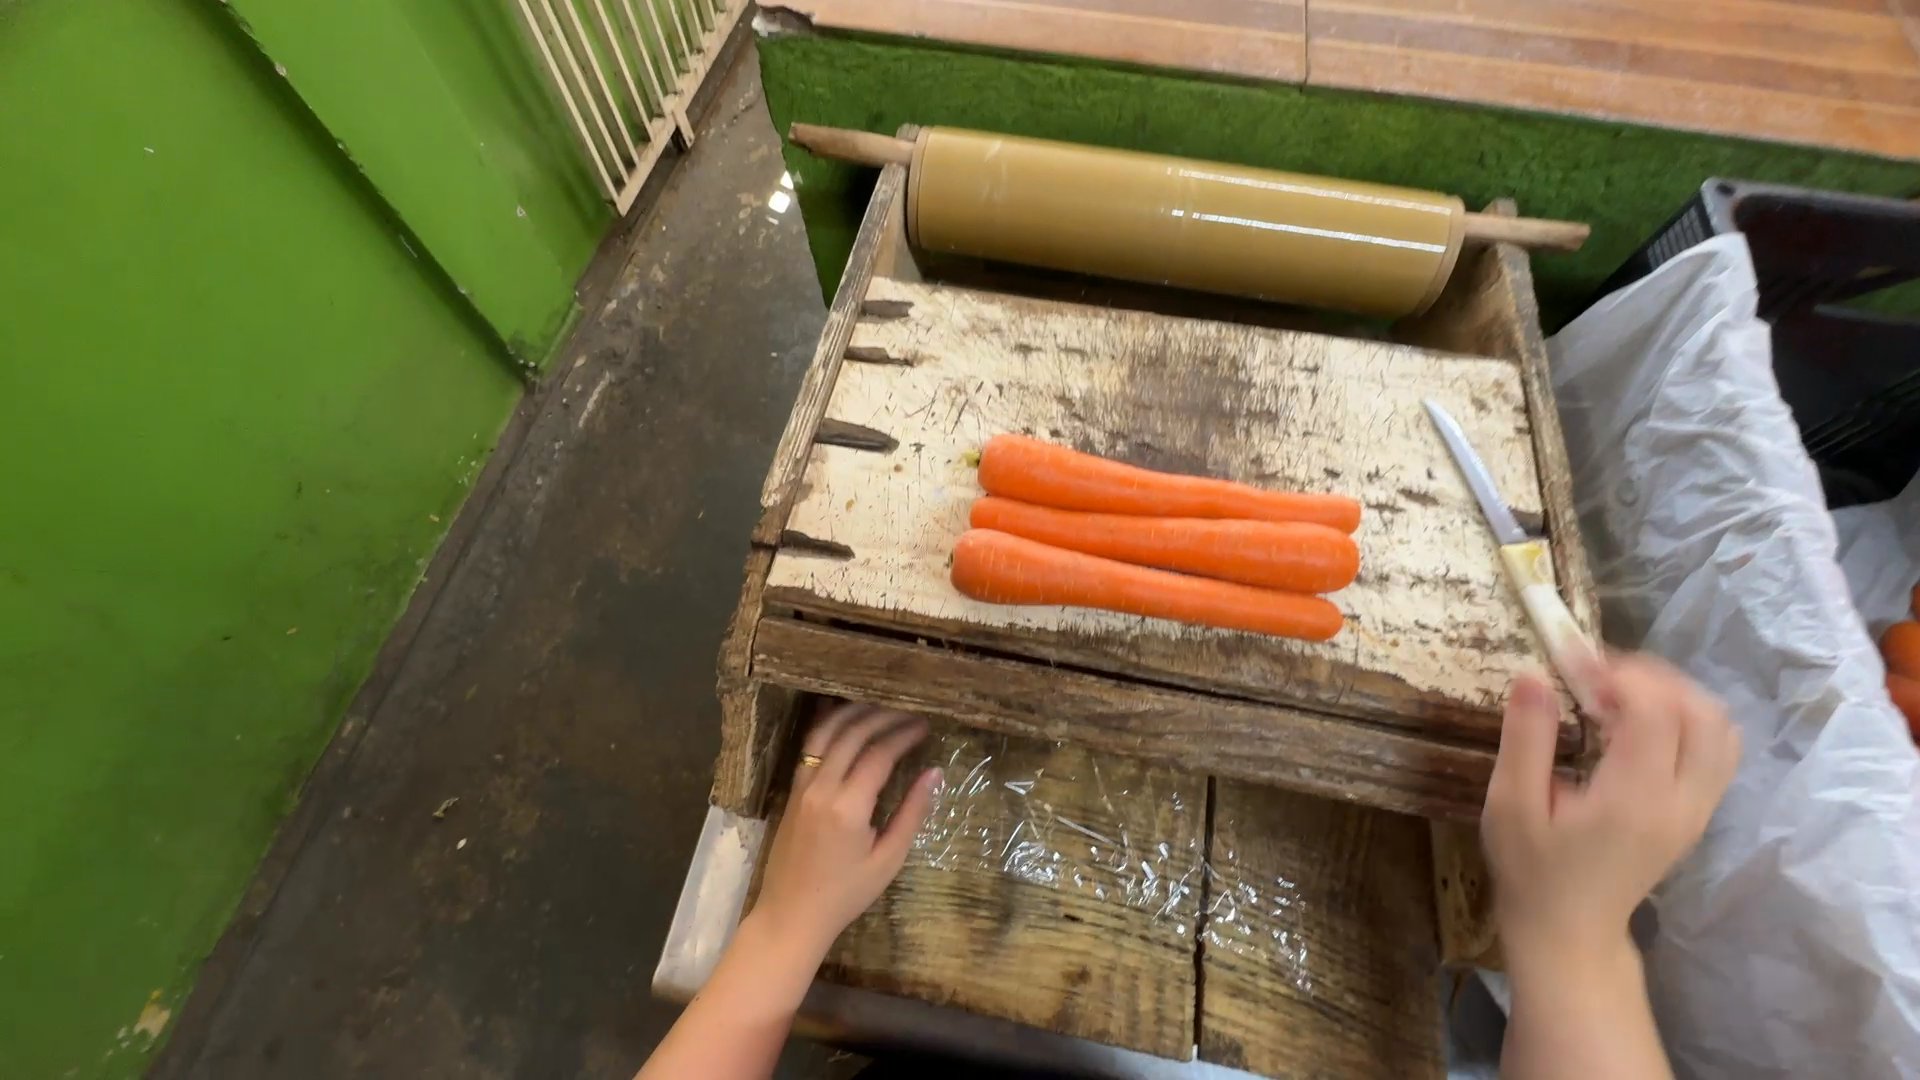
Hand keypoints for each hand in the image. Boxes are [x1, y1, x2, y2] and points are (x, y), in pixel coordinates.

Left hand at [751, 703, 941, 959]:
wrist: (791, 915)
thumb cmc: (846, 894)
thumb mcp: (888, 860)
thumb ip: (912, 813)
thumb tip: (935, 773)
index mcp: (848, 808)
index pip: (879, 755)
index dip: (904, 735)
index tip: (924, 726)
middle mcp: (822, 788)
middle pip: (854, 735)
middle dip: (884, 717)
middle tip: (908, 712)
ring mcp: (803, 786)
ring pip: (827, 733)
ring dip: (854, 713)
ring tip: (880, 704)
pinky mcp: (793, 789)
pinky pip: (809, 746)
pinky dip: (827, 725)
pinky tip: (842, 714)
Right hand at [1482, 655, 1740, 973]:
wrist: (1569, 926)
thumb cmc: (1530, 863)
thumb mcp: (1510, 801)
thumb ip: (1526, 738)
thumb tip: (1534, 676)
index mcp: (1633, 798)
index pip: (1655, 713)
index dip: (1615, 674)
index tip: (1568, 659)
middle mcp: (1681, 800)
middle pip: (1701, 714)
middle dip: (1649, 676)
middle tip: (1590, 670)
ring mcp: (1697, 808)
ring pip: (1719, 729)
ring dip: (1671, 694)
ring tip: (1614, 689)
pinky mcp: (1695, 812)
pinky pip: (1715, 749)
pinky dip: (1683, 717)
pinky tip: (1634, 718)